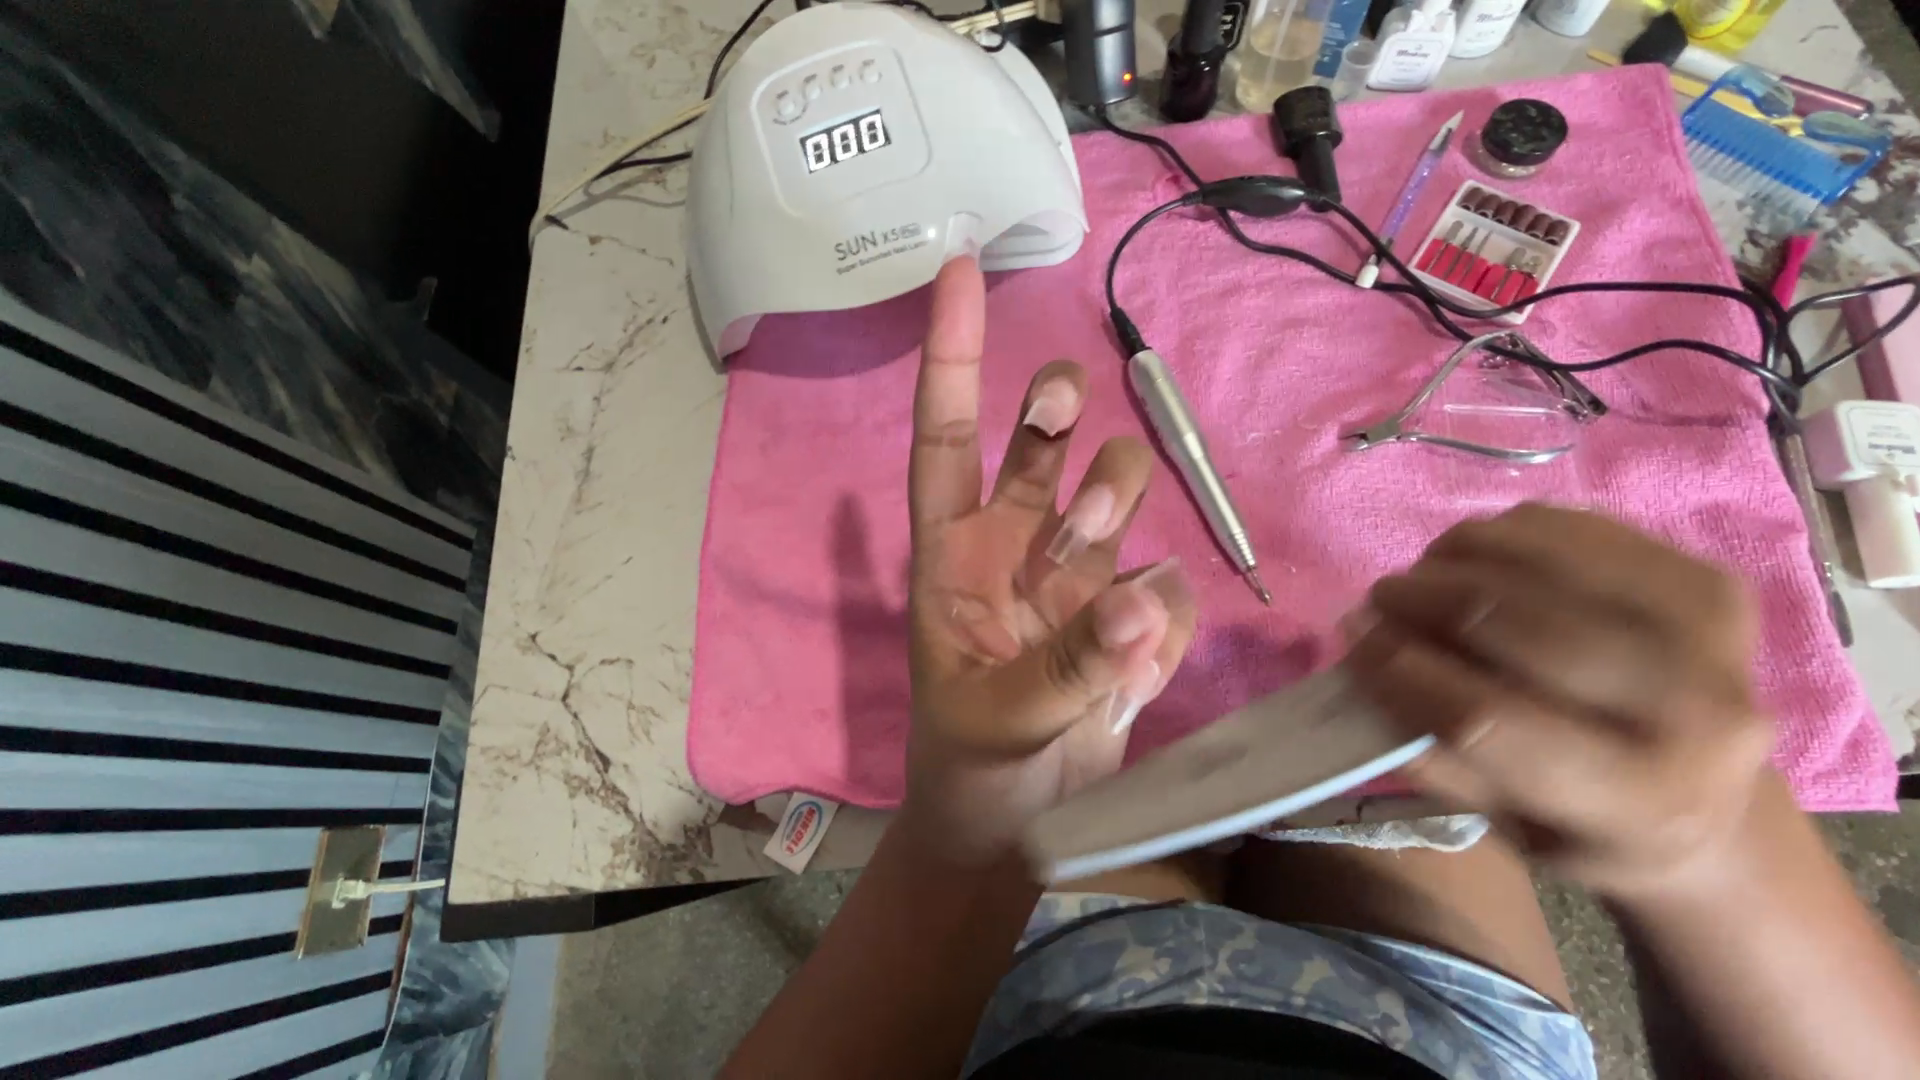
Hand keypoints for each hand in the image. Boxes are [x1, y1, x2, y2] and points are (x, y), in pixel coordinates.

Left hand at [901, 257, 1197, 867]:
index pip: (946, 438)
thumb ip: (1070, 659)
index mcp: (955, 554)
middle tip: (1065, 418)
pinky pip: (1163, 581)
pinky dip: (1159, 614)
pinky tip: (1133, 669)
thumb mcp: (1002, 717)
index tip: (956, 268)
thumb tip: (1140, 590)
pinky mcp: (1131, 615)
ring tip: (1104, 577)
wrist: (1020, 830)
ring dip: (1115, 504)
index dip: (952, 357)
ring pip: (1115, 490)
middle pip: (1043, 440)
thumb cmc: (976, 766)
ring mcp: (1079, 577)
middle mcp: (1017, 548)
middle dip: (1058, 414)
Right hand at [1345, 504, 1777, 901]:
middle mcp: (1695, 716)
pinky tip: (1478, 561)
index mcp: (1638, 801)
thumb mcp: (1499, 824)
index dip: (1402, 670)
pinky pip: (1576, 531)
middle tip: (1380, 596)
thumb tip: (1362, 660)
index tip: (1353, 640)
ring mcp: (1712, 639)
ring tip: (1424, 575)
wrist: (1715, 807)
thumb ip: (1428, 751)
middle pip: (1525, 626)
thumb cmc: (1581, 825)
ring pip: (1547, 562)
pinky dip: (1505, 535)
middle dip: (1425, 599)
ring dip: (1459, 557)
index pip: (1489, 717)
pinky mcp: (1708, 584)